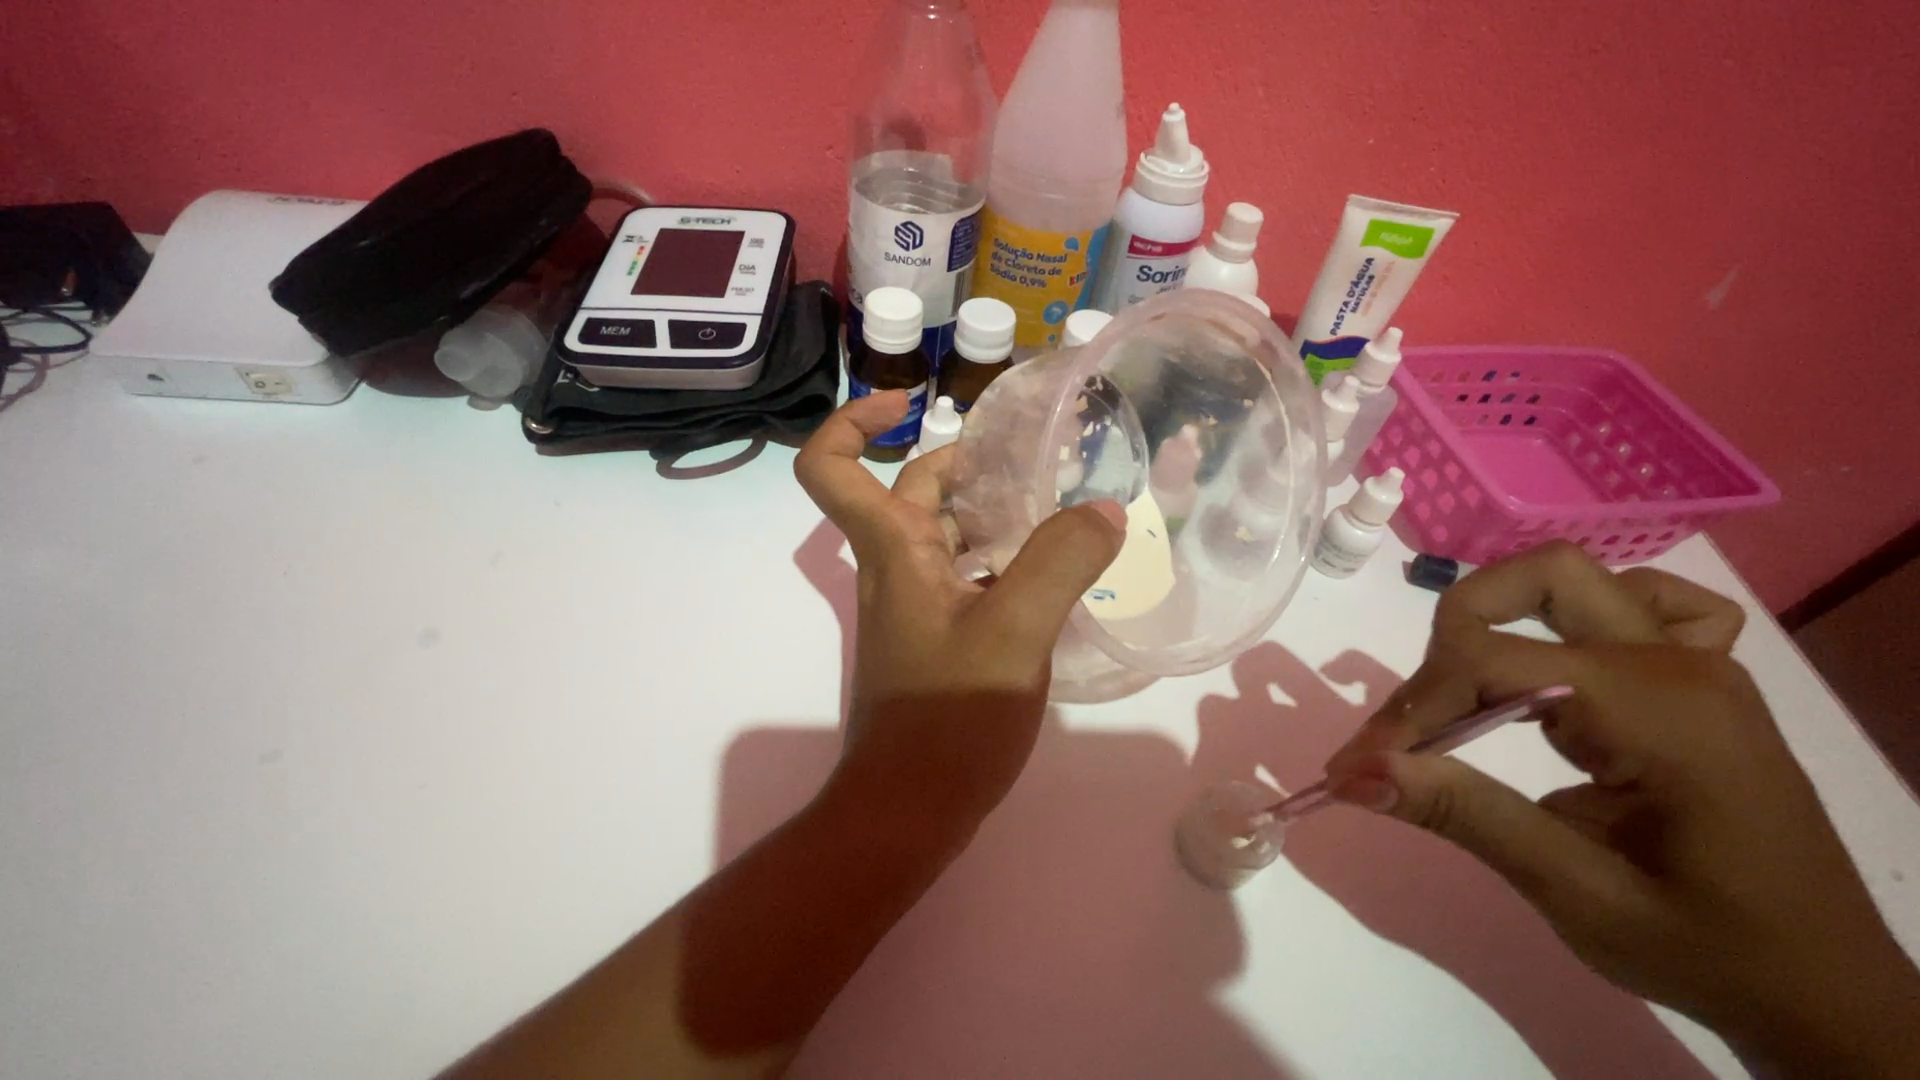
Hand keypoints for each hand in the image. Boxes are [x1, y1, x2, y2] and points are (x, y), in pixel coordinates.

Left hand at [795, 391, 1125, 834]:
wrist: (911, 808)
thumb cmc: (949, 716)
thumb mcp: (1015, 631)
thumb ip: (1060, 562)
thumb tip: (1102, 509)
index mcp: (894, 549)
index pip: (830, 468)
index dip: (851, 422)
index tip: (907, 403)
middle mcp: (895, 568)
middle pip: (914, 490)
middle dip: (969, 464)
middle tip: (1040, 458)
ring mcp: (915, 606)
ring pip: (948, 536)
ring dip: (995, 513)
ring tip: (1066, 507)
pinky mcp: (938, 639)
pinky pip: (968, 578)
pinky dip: (1005, 561)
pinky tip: (1059, 575)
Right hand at [1323, 541, 1919, 1076]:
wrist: (1823, 992)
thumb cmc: (1705, 947)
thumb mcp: (1575, 890)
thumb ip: (1465, 813)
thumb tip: (1356, 774)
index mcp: (1654, 708)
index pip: (1489, 663)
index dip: (1409, 709)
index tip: (1354, 769)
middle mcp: (1677, 664)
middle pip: (1536, 582)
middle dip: (1452, 641)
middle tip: (1415, 725)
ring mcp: (1696, 665)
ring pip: (1576, 583)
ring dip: (1504, 620)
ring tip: (1466, 697)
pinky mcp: (1698, 682)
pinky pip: (1643, 606)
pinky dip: (1580, 619)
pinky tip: (1563, 665)